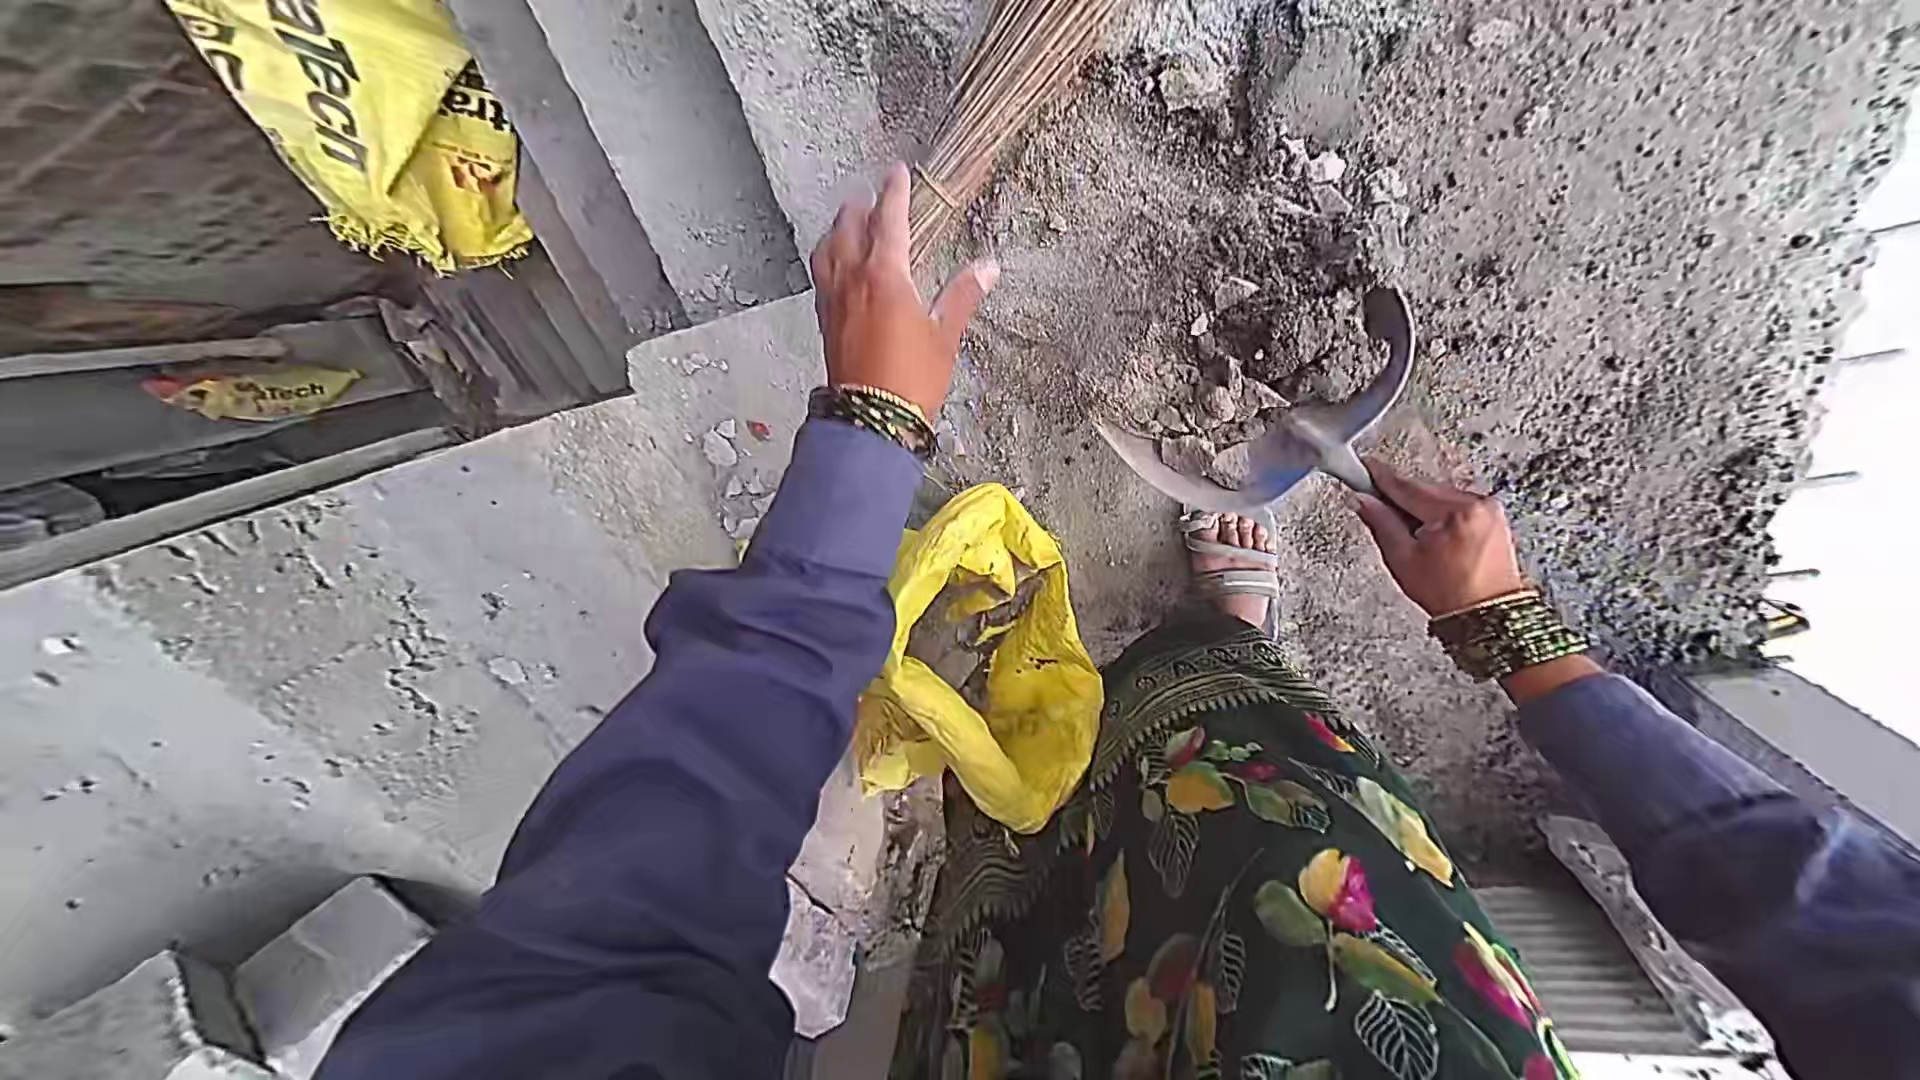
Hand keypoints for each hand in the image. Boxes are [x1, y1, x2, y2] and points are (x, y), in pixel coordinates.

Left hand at [810, 162, 998, 417]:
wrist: (872, 416)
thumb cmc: (911, 379)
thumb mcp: (944, 336)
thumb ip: (962, 296)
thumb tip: (988, 268)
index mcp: (885, 274)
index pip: (888, 218)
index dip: (895, 192)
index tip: (897, 173)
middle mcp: (852, 279)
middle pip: (850, 226)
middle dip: (862, 206)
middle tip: (872, 197)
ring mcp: (834, 299)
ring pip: (828, 248)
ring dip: (838, 229)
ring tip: (848, 223)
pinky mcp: (825, 320)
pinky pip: (822, 275)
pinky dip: (828, 257)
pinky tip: (836, 265)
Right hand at [1351, 458, 1528, 615]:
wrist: (1487, 612)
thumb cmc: (1447, 590)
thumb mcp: (1400, 555)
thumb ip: (1379, 521)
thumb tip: (1361, 500)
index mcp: (1453, 511)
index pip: (1405, 486)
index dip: (1378, 477)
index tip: (1361, 467)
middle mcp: (1476, 503)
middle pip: (1422, 488)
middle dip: (1397, 496)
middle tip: (1375, 507)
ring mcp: (1488, 508)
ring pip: (1437, 495)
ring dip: (1417, 506)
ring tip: (1409, 534)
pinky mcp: (1492, 515)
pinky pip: (1454, 503)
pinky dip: (1435, 512)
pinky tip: (1428, 532)